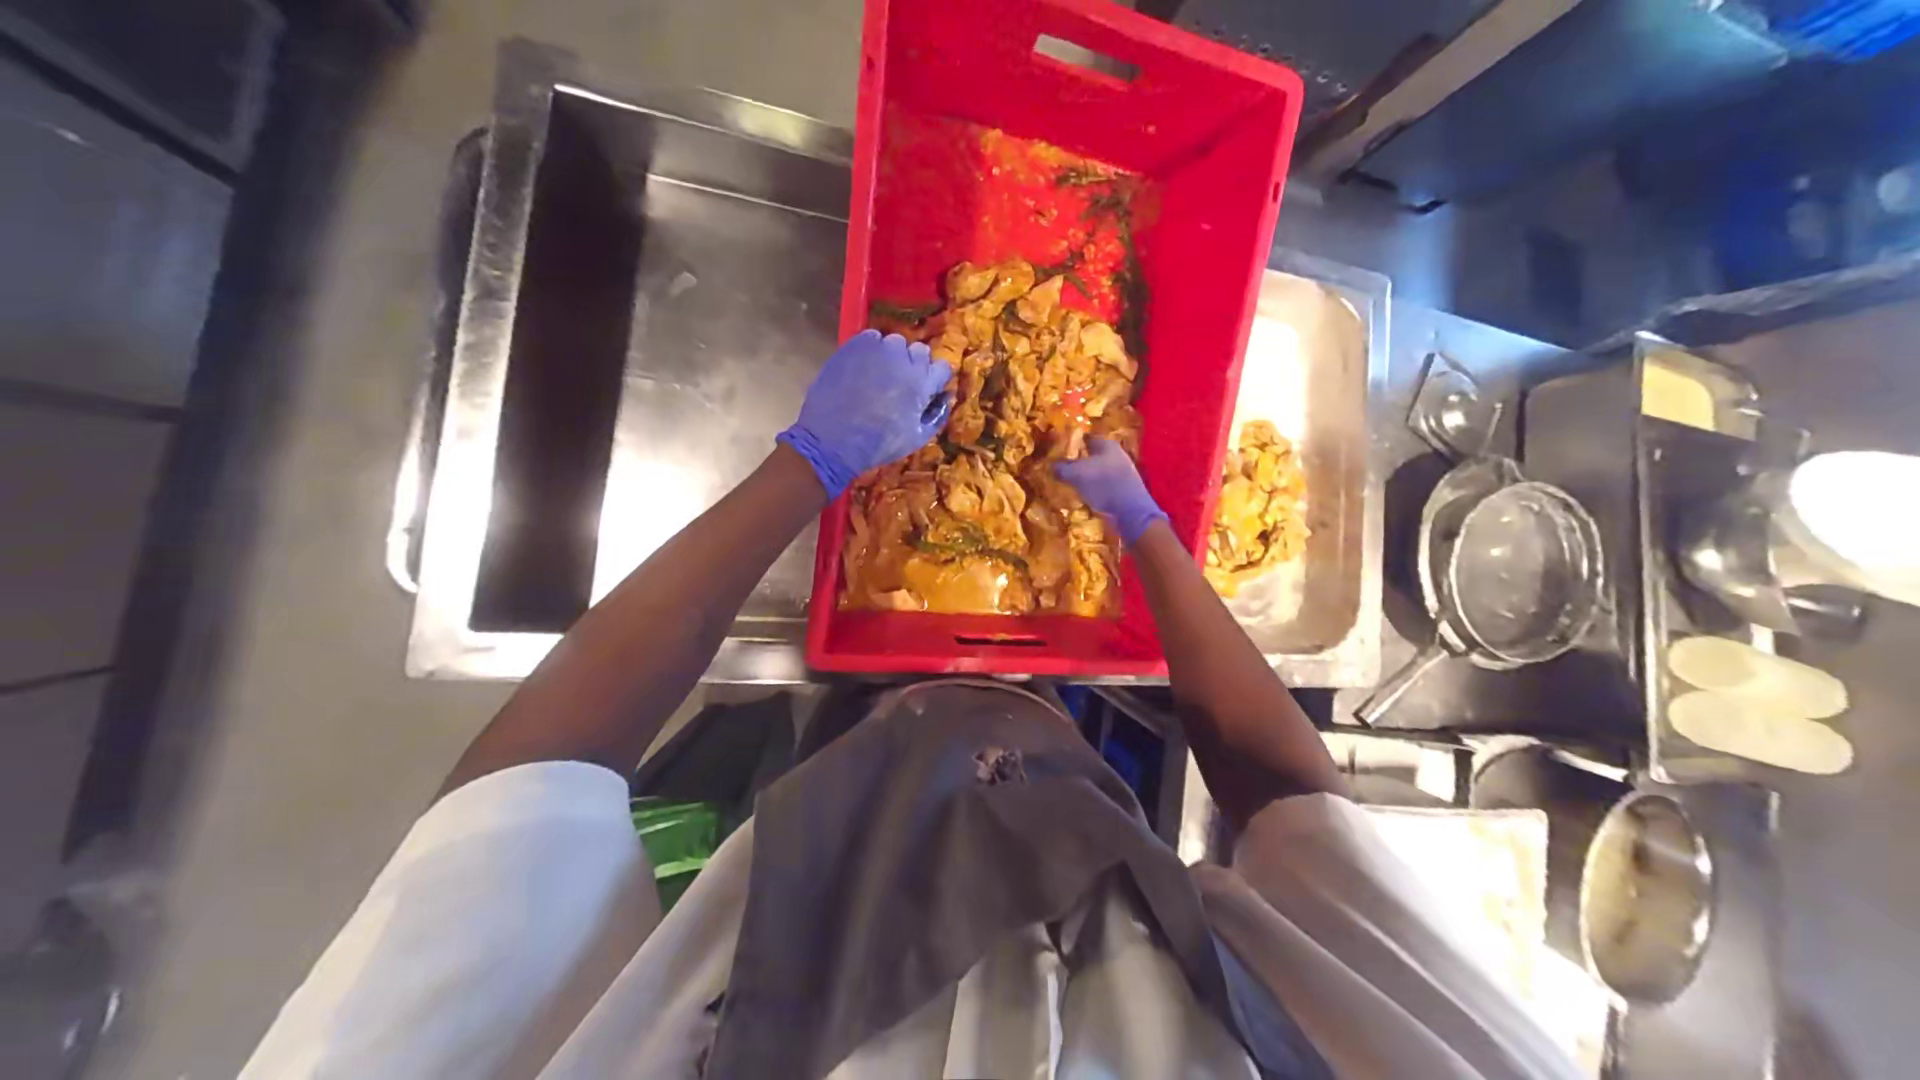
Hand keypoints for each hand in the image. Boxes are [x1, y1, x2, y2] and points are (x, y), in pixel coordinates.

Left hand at [778, 330, 953, 496]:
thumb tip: (945, 397)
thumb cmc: (879, 444)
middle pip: (919, 351)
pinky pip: (871, 338)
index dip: (935, 378)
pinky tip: (862, 367)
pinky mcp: (855, 346)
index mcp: (922, 383)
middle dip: (914, 365)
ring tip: (879, 374)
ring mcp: (879, 349)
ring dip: (892, 356)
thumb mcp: (916, 438)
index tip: (925, 389)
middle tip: (900, 383)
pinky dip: (870, 349)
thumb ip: (936, 415)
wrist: (833, 439)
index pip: (943, 367)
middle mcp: (904, 360)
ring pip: (895, 342)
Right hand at [1054, 437, 1166, 545]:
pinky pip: (1102, 484)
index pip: (1085, 438)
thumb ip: (1062, 468)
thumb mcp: (1076, 474)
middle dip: (1077, 461)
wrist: (1130, 510)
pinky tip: (1083, 494)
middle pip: (1091, 455)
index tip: (1057, 451)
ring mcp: (1121, 472)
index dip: (1071, 443)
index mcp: (1107, 444)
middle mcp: (1116, 454)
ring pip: (1097, 470)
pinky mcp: (1122, 488)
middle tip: (1060, 468)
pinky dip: (1093, 488)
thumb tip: (1050, 466)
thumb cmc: (1103, 484)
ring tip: (1068, 483)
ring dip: (1084, 476)